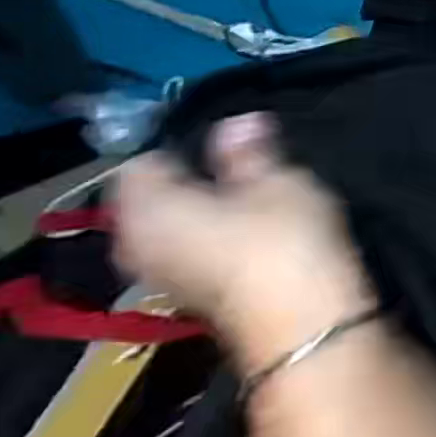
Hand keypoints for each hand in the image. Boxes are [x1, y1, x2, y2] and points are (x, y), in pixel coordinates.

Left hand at [113, 113, 375, 370]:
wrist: (300, 314)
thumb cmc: (285, 237)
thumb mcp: (279, 182)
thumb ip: (250, 152)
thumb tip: (237, 123)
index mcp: (149, 209)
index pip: (143, 164)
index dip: (183, 147)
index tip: (230, 142)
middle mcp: (135, 241)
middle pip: (151, 198)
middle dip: (190, 180)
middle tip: (244, 166)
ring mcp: (156, 272)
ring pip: (167, 225)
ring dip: (200, 208)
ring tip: (250, 197)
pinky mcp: (185, 290)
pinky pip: (183, 248)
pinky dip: (207, 233)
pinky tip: (247, 231)